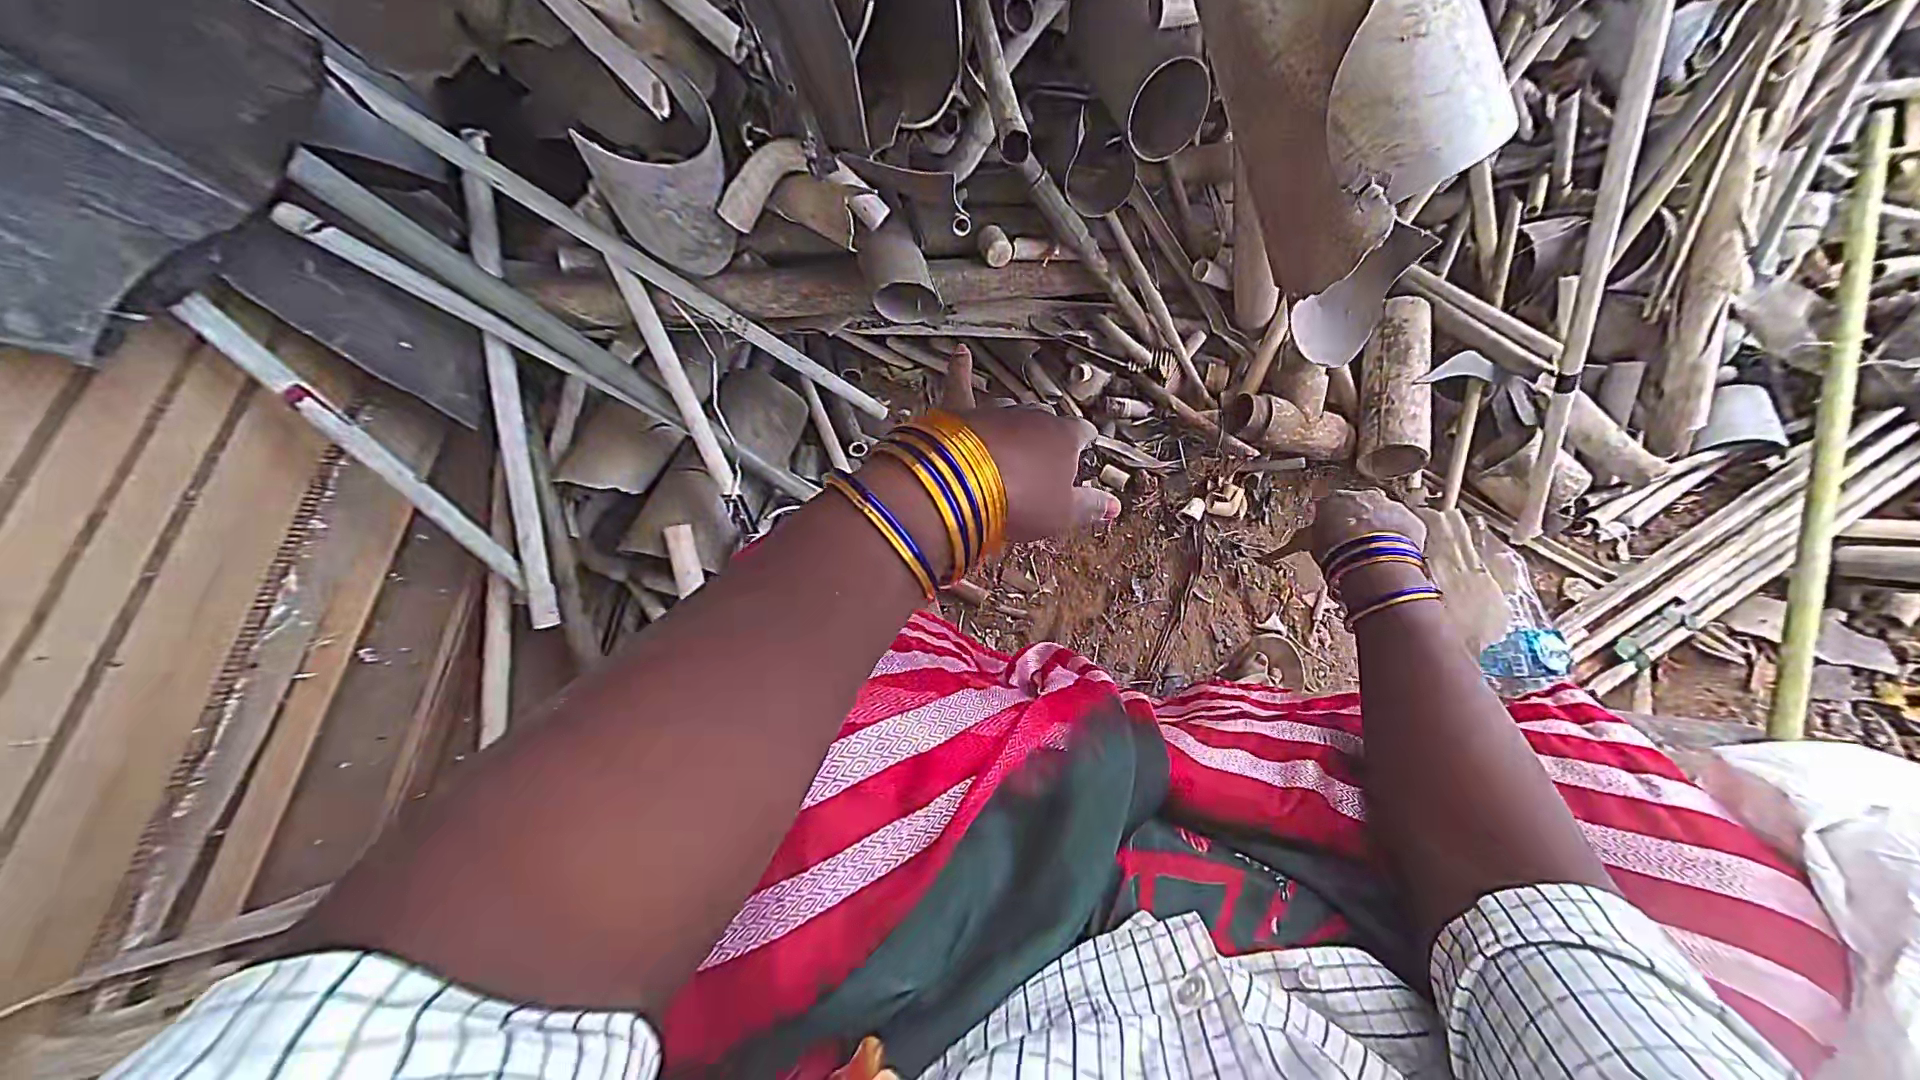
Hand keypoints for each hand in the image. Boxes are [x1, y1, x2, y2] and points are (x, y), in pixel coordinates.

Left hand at [934, 344, 1119, 541]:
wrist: (963, 487)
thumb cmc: (1019, 500)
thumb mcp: (1063, 514)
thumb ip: (1090, 506)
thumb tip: (1112, 505)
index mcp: (1064, 437)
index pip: (1082, 434)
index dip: (1082, 446)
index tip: (1082, 455)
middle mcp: (1033, 415)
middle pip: (1045, 421)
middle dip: (1044, 439)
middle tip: (1039, 464)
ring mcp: (996, 410)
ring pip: (1010, 407)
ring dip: (1012, 421)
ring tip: (1010, 438)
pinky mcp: (961, 413)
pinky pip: (960, 384)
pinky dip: (959, 369)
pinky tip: (960, 354)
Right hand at [1309, 488, 1426, 565]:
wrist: (1371, 557)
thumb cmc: (1335, 548)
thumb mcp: (1310, 543)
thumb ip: (1308, 536)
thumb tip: (1296, 542)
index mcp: (1334, 497)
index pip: (1328, 503)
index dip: (1328, 518)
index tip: (1328, 530)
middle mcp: (1363, 495)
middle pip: (1359, 505)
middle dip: (1356, 519)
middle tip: (1351, 540)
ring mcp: (1390, 505)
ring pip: (1383, 514)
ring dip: (1378, 528)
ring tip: (1371, 550)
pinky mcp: (1412, 520)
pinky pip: (1404, 528)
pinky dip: (1398, 538)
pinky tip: (1389, 553)